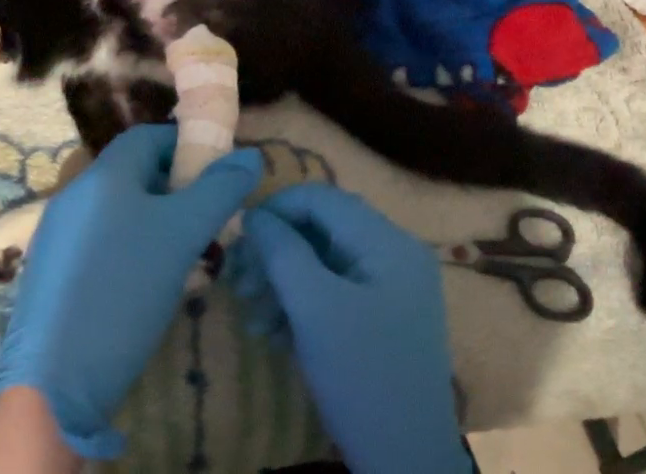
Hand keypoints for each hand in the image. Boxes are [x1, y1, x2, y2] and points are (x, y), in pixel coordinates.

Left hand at [0, 124, 260, 458]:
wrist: (54, 380)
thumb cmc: (123, 290)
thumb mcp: (182, 236)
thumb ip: (218, 191)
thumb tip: (249, 156)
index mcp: (103, 175)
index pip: (148, 137)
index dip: (186, 146)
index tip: (218, 175)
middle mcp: (75, 195)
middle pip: (134, 174)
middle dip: (176, 190)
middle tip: (210, 220)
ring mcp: (59, 235)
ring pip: (120, 211)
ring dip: (157, 222)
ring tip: (189, 256)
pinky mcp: (53, 272)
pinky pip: (101, 242)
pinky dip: (132, 248)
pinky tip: (150, 284)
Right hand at [234, 184, 472, 473]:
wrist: (407, 459)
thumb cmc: (362, 375)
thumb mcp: (314, 308)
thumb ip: (282, 252)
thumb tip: (254, 215)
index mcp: (388, 241)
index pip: (322, 198)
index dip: (276, 210)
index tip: (238, 240)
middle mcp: (394, 254)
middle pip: (321, 229)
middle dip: (276, 253)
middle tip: (238, 283)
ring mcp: (390, 288)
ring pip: (322, 263)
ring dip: (282, 282)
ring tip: (251, 316)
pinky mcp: (381, 318)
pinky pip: (333, 292)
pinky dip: (300, 305)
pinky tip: (271, 334)